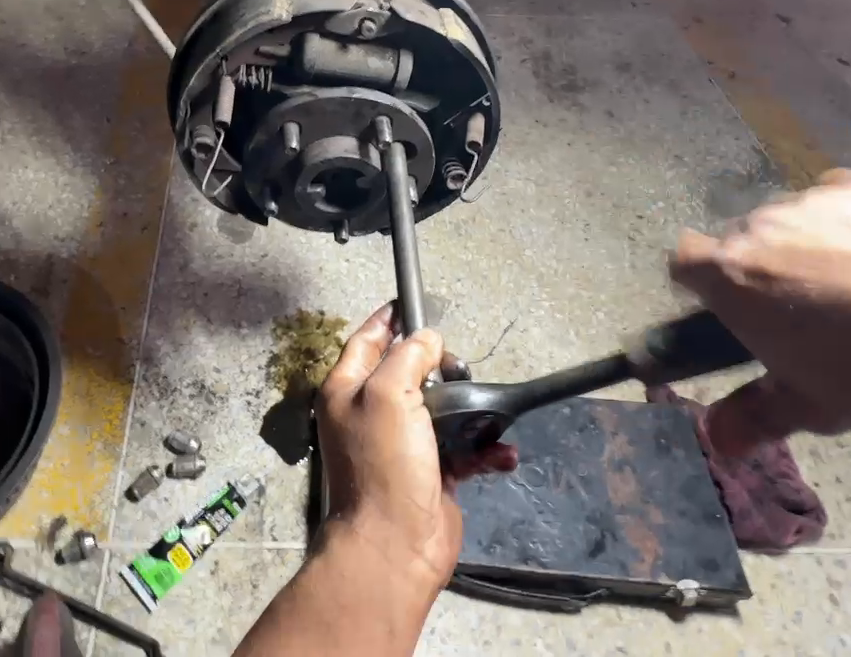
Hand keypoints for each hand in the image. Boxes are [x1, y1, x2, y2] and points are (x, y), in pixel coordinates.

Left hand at [315, 305, 517, 601]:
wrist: (395, 547)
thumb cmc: (384, 464)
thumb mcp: (389, 394)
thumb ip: (407, 356)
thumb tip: (427, 339)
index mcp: (348, 389)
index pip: (366, 340)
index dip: (388, 319)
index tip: (412, 303)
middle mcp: (371, 412)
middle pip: (409, 371)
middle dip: (439, 366)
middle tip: (459, 368)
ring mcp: (402, 443)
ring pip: (442, 408)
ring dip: (470, 409)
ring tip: (486, 411)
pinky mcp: (431, 470)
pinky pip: (463, 448)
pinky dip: (484, 449)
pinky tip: (502, 452)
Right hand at [668, 169, 850, 454]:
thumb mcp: (812, 408)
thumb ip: (753, 417)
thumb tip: (717, 441)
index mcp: (733, 275)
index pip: (685, 260)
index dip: (702, 283)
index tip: (733, 308)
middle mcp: (762, 225)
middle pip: (744, 240)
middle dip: (764, 268)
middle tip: (811, 311)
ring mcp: (817, 199)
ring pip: (795, 220)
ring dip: (809, 245)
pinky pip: (842, 200)